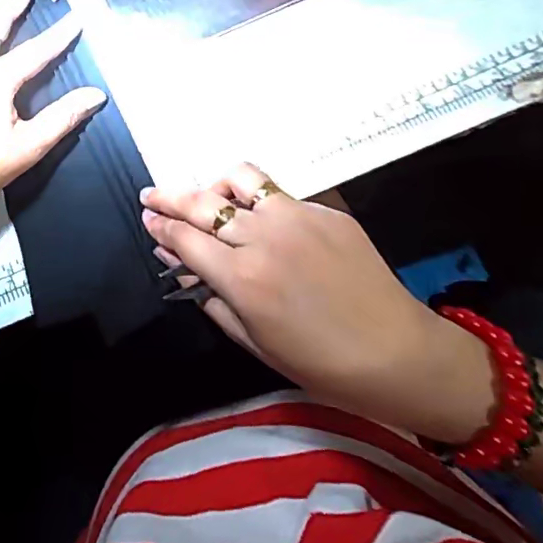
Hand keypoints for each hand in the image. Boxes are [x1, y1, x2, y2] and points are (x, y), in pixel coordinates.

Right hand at [142, 163, 498, 443]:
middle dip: (171, 196)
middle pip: (203, 202)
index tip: (148, 217)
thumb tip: (186, 270)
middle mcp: (264, 236)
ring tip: (210, 198)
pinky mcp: (326, 209)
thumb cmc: (320, 363)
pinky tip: (262, 220)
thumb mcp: (254, 341)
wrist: (395, 351)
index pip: (186, 238)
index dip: (161, 226)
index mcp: (242, 277)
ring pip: (242, 178)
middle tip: (154, 194)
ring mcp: (298, 216)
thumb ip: (213, 300)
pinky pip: (280, 195)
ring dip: (217, 185)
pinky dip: (260, 201)